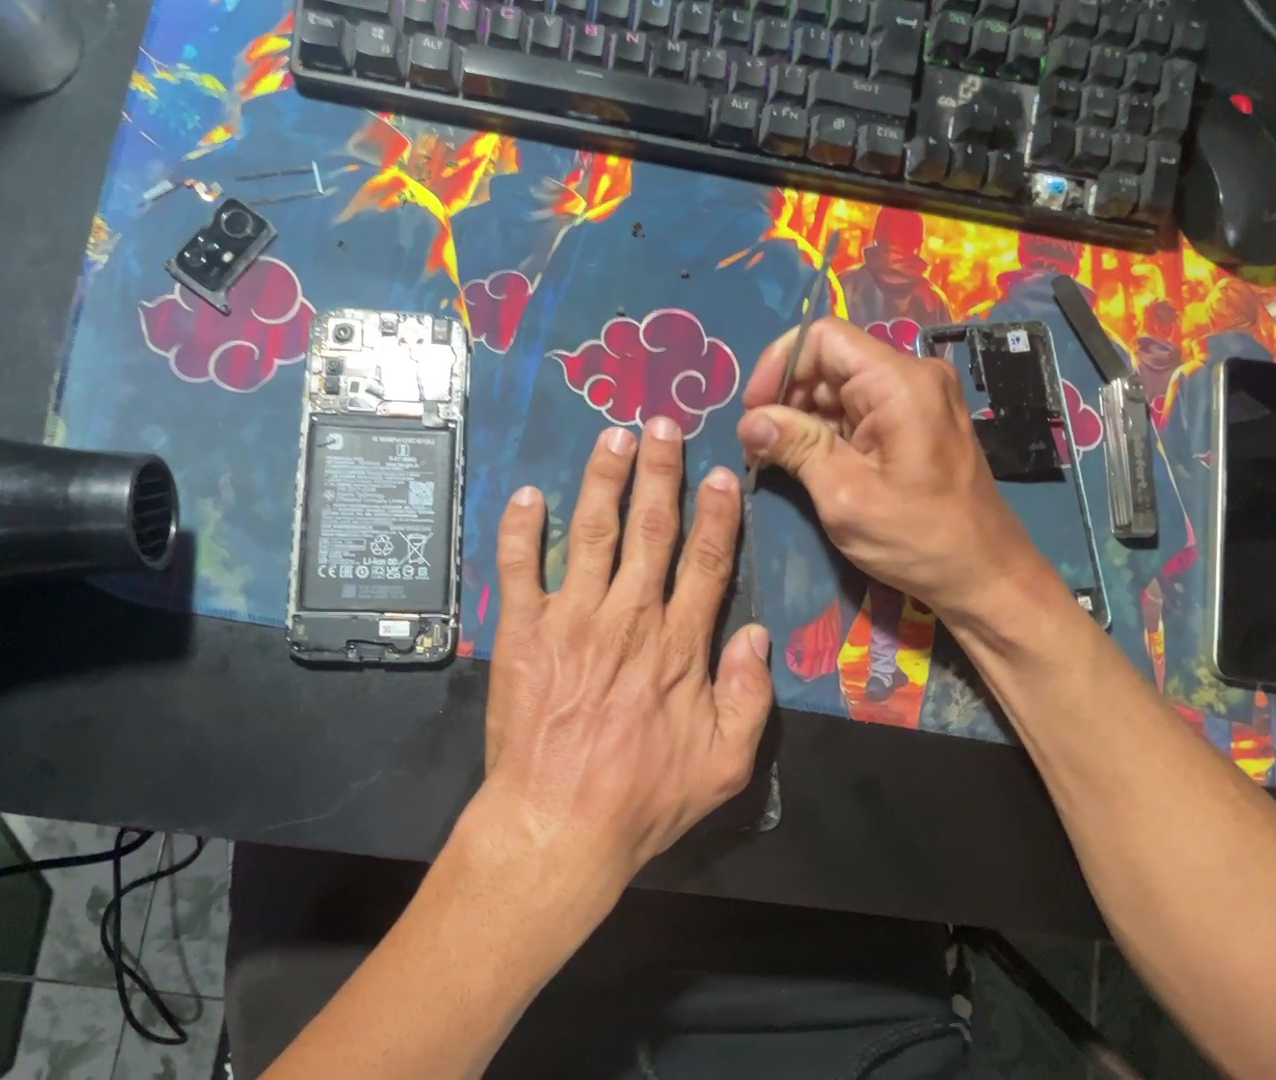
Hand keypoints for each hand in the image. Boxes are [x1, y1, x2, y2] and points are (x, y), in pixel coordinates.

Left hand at [476, 418, 772, 889]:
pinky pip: (519, 569)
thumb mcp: (725, 765)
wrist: (558, 823)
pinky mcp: (521, 633)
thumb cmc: (643, 799)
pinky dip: (521, 529)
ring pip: (591, 534)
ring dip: (602, 481)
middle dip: (658, 471)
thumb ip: (749, 697)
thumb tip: (757, 635)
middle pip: (649, 530)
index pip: (705, 562)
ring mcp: (570, 621)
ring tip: (611, 436)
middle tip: (662, 425)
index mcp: (678, 646)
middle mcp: (627, 618)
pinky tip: (526, 495)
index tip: (721, 473)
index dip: (716, 514)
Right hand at [736, 317, 1055, 624]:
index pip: (823, 339)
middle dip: (786, 398)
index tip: (754, 413)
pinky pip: (858, 410)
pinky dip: (826, 432)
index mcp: (899, 383)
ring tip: (777, 459)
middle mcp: (912, 377)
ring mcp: (916, 399)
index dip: (780, 366)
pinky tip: (806, 463)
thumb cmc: (915, 538)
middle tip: (760, 447)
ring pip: (839, 388)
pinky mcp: (914, 422)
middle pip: (830, 362)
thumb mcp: (843, 494)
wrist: (982, 575)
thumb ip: (796, 447)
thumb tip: (749, 421)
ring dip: (802, 418)